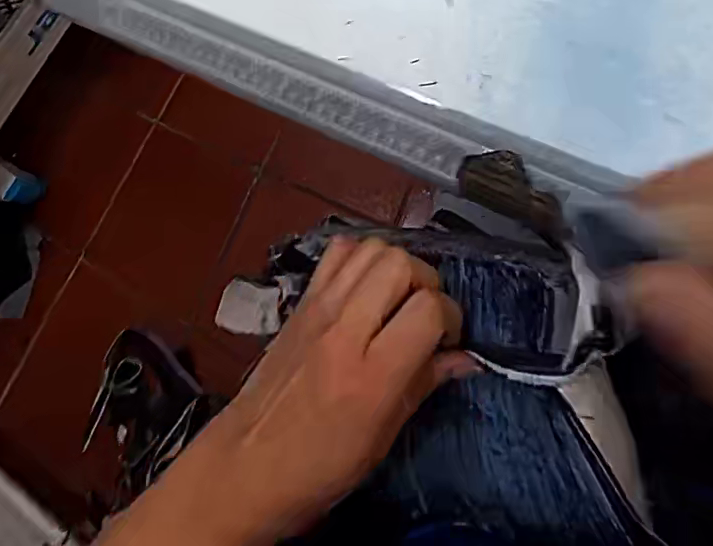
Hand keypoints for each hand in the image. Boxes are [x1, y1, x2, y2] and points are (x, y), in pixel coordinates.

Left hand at [107, 237, 474, 545]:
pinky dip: (362, 255)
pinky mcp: (303, 298)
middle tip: (425, 312)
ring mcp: (320, 306)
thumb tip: (467, 358)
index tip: (449, 338)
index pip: (429, 308)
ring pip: (374, 247)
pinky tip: (367, 283)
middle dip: (427, 282)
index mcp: (371, 374)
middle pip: (401, 263)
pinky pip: (340, 250)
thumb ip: (426, 383)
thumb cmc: (320, 464)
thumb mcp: (383, 436)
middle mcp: (345, 328)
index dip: (451, 317)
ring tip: (399, 296)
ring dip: (397, 265)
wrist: (245, 464)